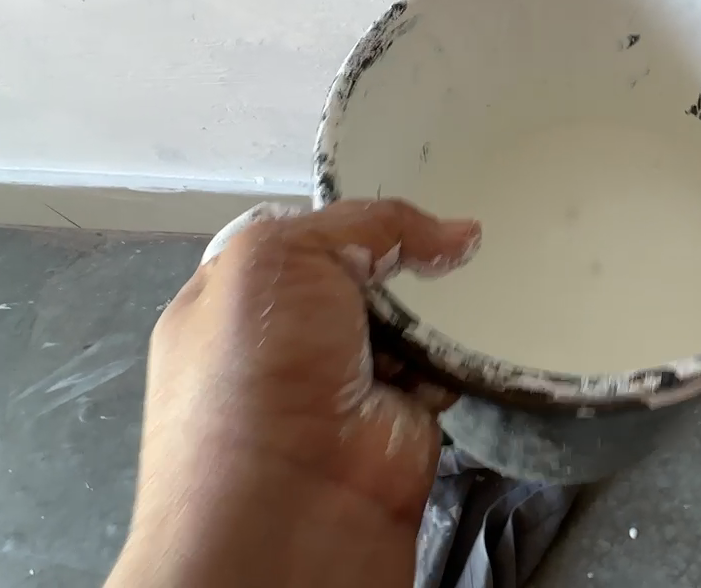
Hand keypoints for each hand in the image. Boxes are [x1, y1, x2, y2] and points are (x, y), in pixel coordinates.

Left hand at [108, 200, 479, 587]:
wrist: (295, 502)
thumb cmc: (261, 370)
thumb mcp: (284, 256)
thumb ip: (368, 222)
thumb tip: (457, 234)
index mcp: (238, 294)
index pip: (302, 234)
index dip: (348, 216)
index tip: (398, 197)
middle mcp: (290, 332)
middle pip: (363, 267)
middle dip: (401, 253)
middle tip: (444, 237)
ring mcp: (348, 370)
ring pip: (410, 307)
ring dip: (435, 297)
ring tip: (462, 275)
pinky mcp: (405, 401)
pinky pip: (443, 352)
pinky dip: (455, 344)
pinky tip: (456, 336)